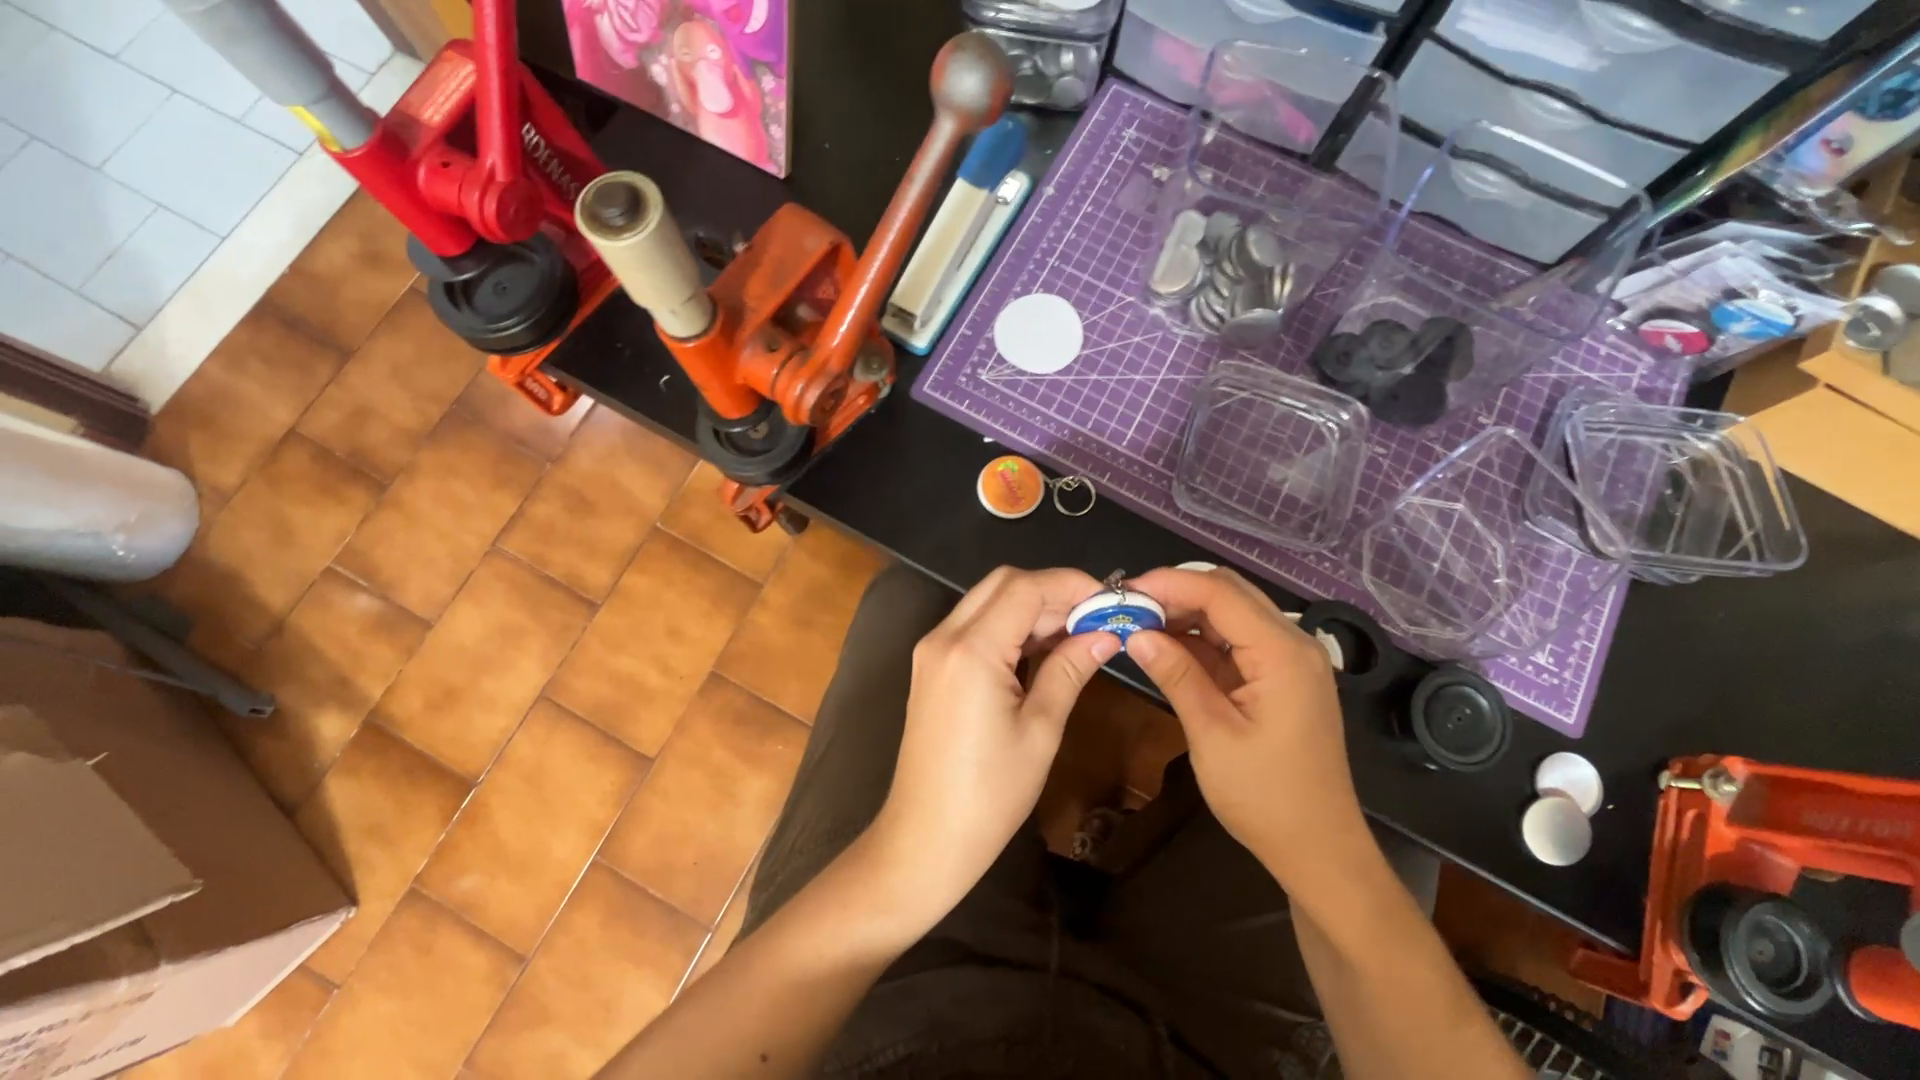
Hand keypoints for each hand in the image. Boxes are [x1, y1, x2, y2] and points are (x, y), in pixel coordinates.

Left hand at [868, 567, 1119, 915]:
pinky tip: (1042, 650)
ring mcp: (931, 651)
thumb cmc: (991, 793)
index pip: (1024, 588)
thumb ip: (1070, 670)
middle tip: (1094, 619)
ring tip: (1077, 634)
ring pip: (986, 601)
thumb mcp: (1041, 729)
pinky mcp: (930, 668)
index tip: (1111, 602)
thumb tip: (1106, 635)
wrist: (927, 836)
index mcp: (971, 650)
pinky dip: (1008, 627)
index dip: (1071, 585)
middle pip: (1002, 584)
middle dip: (1051, 591)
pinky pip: (972, 627)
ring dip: (1030, 608)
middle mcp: (943, 637)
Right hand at [1123, 567, 1369, 888]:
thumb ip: (1176, 675)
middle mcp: (1293, 644)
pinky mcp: (1281, 679)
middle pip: (1230, 594)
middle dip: (1176, 593)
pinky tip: (1165, 647)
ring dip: (1186, 614)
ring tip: (1137, 626)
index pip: (1220, 593)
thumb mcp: (1212, 733)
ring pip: (1232, 615)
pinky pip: (1237, 643)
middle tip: (1126, 609)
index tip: (1122, 593)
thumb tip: (1135, 633)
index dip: (1169, 584)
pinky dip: (1201, 639)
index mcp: (1282, 652)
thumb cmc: (1265, 795)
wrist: (1317, 846)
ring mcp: (1289, 661)